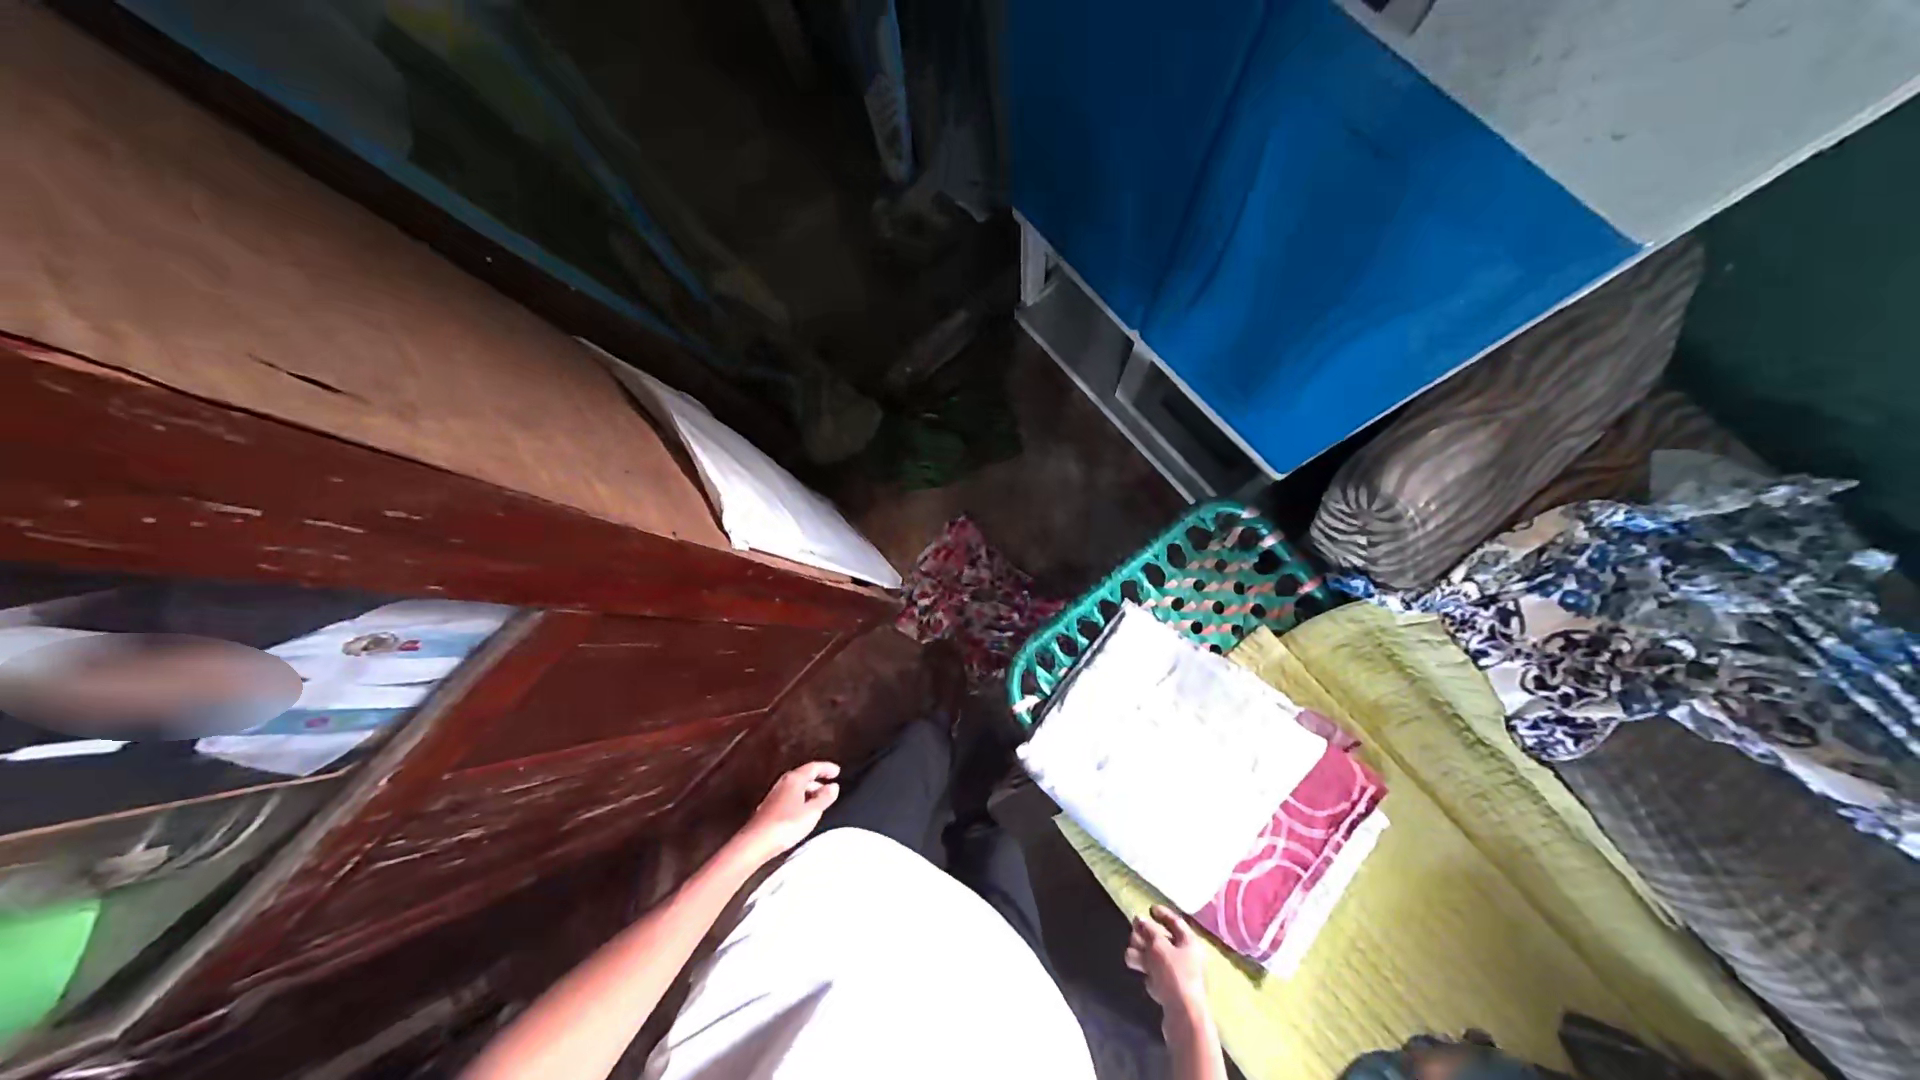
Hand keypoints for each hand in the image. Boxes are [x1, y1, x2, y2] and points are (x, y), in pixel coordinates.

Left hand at [735, 761, 839, 862]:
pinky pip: (789, 796)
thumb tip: (833, 787)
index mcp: (794, 779)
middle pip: (803, 776)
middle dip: (817, 780)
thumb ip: (824, 798)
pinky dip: (800, 798)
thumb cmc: (786, 825)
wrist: (756, 842)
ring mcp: (774, 795)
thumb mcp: (811, 812)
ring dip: (808, 791)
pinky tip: (802, 811)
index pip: (813, 767)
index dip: (826, 768)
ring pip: (795, 787)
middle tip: (829, 786)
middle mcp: (783, 783)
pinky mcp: (769, 807)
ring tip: (818, 800)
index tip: (837, 771)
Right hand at [1125, 906, 1208, 1031]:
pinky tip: (1143, 975)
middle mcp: (1186, 956)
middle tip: (1133, 934)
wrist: (1183, 1016)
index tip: (1149, 908)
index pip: (1176, 922)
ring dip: (1142, 954)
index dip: (1162, 913)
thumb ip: (1148, 931)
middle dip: (1146, 936)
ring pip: (1156, 957)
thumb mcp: (1158, 947)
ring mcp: (1179, 974)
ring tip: (1131, 956)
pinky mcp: (1171, 989)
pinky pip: (1156, 973)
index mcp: (1189, 942)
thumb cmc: (1174, 975)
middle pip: (1162, 939)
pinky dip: (1148, 971)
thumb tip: (1139, 918)